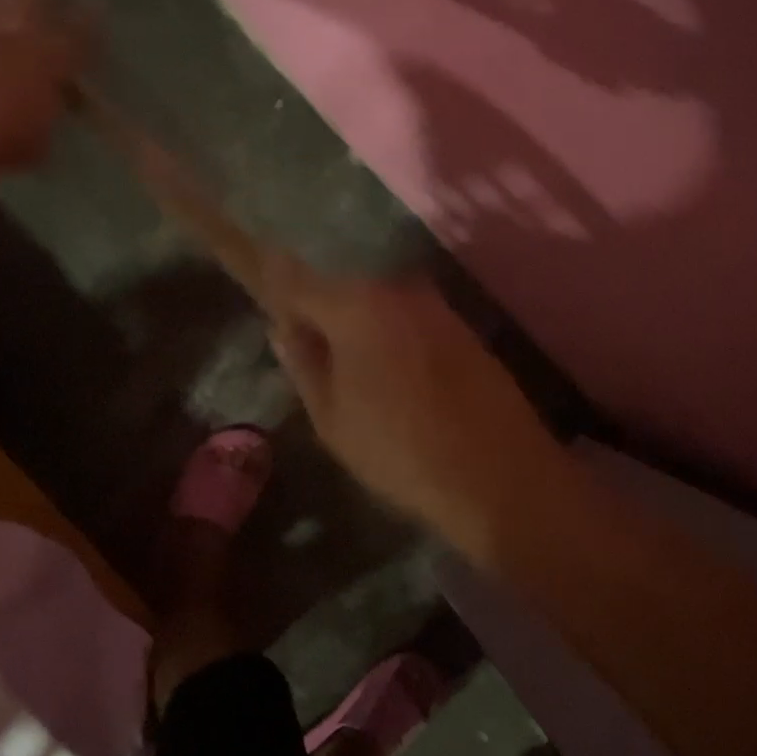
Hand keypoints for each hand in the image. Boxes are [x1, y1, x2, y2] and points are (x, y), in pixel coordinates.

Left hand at [0, 0, 90, 171]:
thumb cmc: (5, 144)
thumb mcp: (43, 135)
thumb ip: (50, 107)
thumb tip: (52, 98)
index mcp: (53, 55)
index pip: (81, 28)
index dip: (90, 21)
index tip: (94, 17)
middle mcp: (17, 30)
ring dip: (1, 5)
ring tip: (3, 13)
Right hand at [263, 255, 557, 542]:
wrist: (500, 476)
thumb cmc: (399, 450)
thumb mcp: (331, 418)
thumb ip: (303, 363)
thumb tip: (283, 328)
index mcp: (355, 306)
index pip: (295, 279)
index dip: (270, 278)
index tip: (256, 286)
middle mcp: (396, 290)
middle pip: (340, 291)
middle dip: (318, 314)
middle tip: (304, 355)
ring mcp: (435, 307)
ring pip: (376, 307)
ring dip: (357, 328)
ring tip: (351, 377)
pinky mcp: (462, 328)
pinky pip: (408, 322)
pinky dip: (391, 339)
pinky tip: (394, 382)